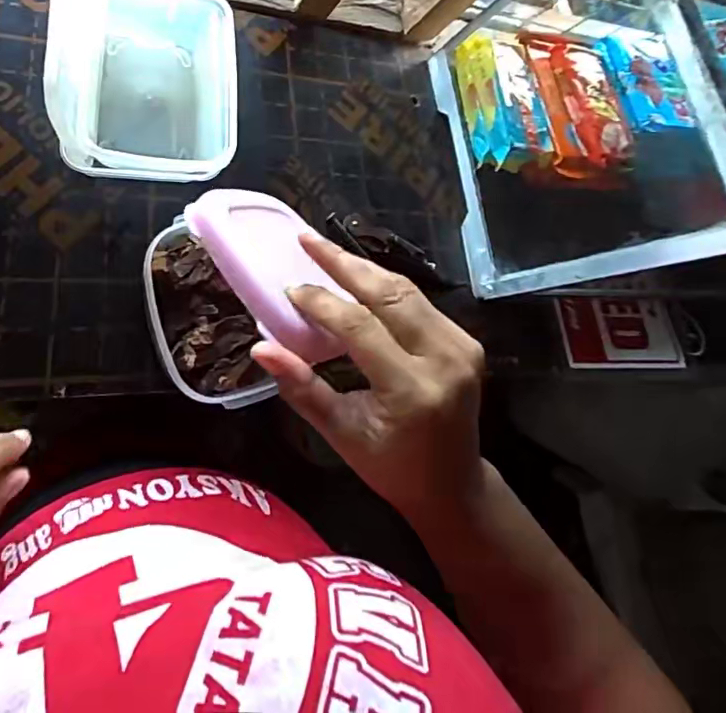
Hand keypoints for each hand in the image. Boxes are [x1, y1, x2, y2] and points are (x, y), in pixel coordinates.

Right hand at [251, 231, 485, 527]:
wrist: (453, 486)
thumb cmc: (390, 465)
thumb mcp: (340, 433)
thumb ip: (301, 388)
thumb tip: (260, 349)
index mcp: (411, 389)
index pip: (359, 327)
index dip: (321, 302)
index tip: (289, 288)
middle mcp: (443, 360)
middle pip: (388, 294)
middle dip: (342, 262)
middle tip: (306, 239)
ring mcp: (461, 347)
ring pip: (405, 289)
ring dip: (362, 267)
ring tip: (324, 249)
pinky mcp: (464, 340)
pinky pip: (417, 300)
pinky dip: (381, 284)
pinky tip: (354, 275)